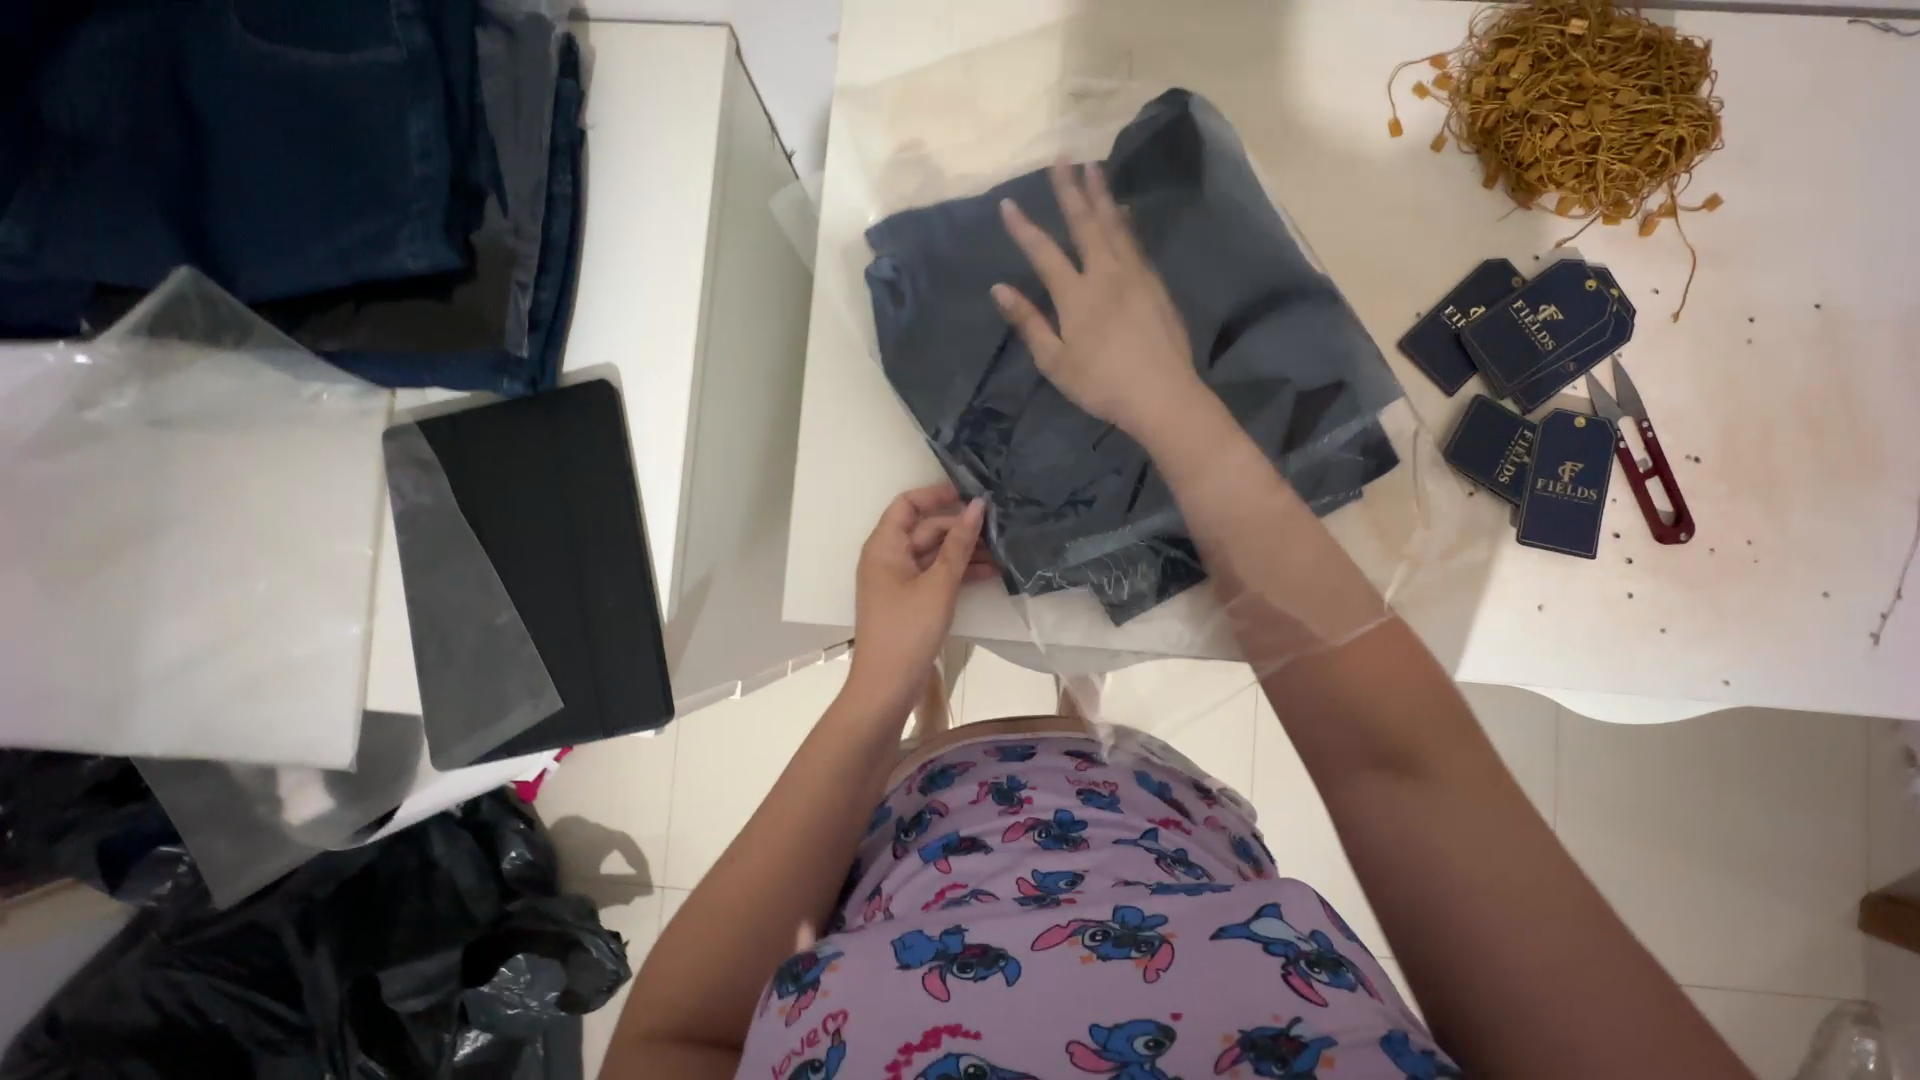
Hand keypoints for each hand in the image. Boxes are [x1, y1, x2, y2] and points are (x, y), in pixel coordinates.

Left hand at [846, 482, 993, 713]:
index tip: (971, 494)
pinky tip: (990, 573)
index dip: (937, 494)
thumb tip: (978, 507)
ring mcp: (899, 581)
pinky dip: (958, 572)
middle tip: (999, 527)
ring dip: (964, 551)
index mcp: (884, 546)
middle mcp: (888, 558)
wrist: (887, 686)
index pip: (908, 504)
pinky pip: (936, 575)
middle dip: (960, 527)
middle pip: (925, 529)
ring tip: (1002, 551)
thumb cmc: (907, 630)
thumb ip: (959, 545)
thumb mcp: (939, 584)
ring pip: (934, 554)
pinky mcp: (910, 601)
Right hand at [993, 161, 1208, 437]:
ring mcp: (1135, 276)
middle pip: (1085, 224)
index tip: (1008, 203)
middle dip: (1070, 189)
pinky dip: (1125, 222)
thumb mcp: (1055, 361)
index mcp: (1076, 295)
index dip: (1023, 228)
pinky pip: (1135, 243)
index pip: (1043, 253)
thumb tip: (999, 290)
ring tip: (1093, 168)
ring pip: (1115, 226)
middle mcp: (1106, 274)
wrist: (1162, 394)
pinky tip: (1123, 212)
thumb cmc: (1101, 384)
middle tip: (1062, 157)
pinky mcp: (1155, 285)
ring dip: (1101, 195)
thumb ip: (1028, 322)